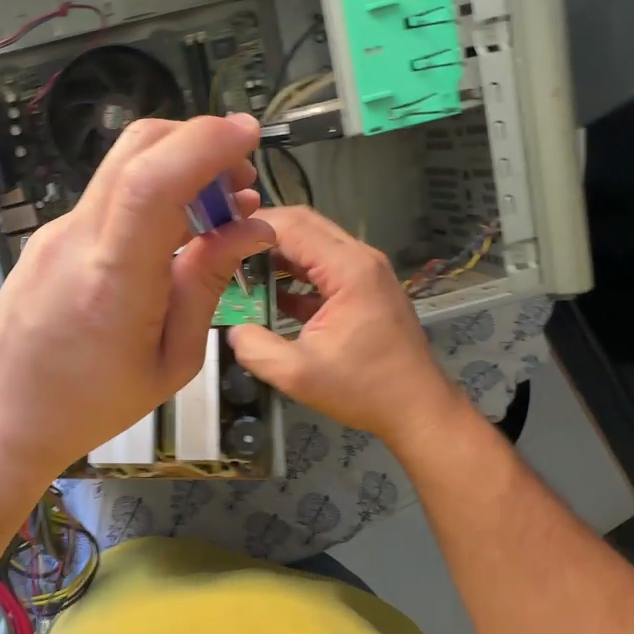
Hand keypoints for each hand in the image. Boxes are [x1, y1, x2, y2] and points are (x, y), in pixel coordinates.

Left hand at [0, 114, 273, 478]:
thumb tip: (251, 229)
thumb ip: (207, 285)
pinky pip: (106, 197)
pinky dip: (149, 195)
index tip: (248, 136)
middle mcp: (77, 239)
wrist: (3, 418)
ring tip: (217, 210)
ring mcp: (55, 232)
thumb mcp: (171, 361)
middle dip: (198, 142)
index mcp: (112, 277)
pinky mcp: (48, 238)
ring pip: (121, 168)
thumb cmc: (92, 405)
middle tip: (240, 179)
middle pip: (135, 149)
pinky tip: (172, 233)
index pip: (153, 178)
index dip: (204, 143)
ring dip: (176, 168)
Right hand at [227, 206, 460, 445]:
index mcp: (349, 269)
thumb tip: (232, 328)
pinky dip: (295, 272)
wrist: (416, 408)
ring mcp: (366, 272)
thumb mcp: (297, 373)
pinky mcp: (364, 288)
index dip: (252, 227)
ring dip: (278, 253)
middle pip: (304, 225)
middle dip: (261, 235)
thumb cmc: (363, 388)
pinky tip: (267, 294)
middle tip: (224, 250)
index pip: (292, 226)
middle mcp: (360, 259)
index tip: (217, 238)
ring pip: (314, 244)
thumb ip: (254, 347)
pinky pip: (323, 266)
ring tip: (239, 271)